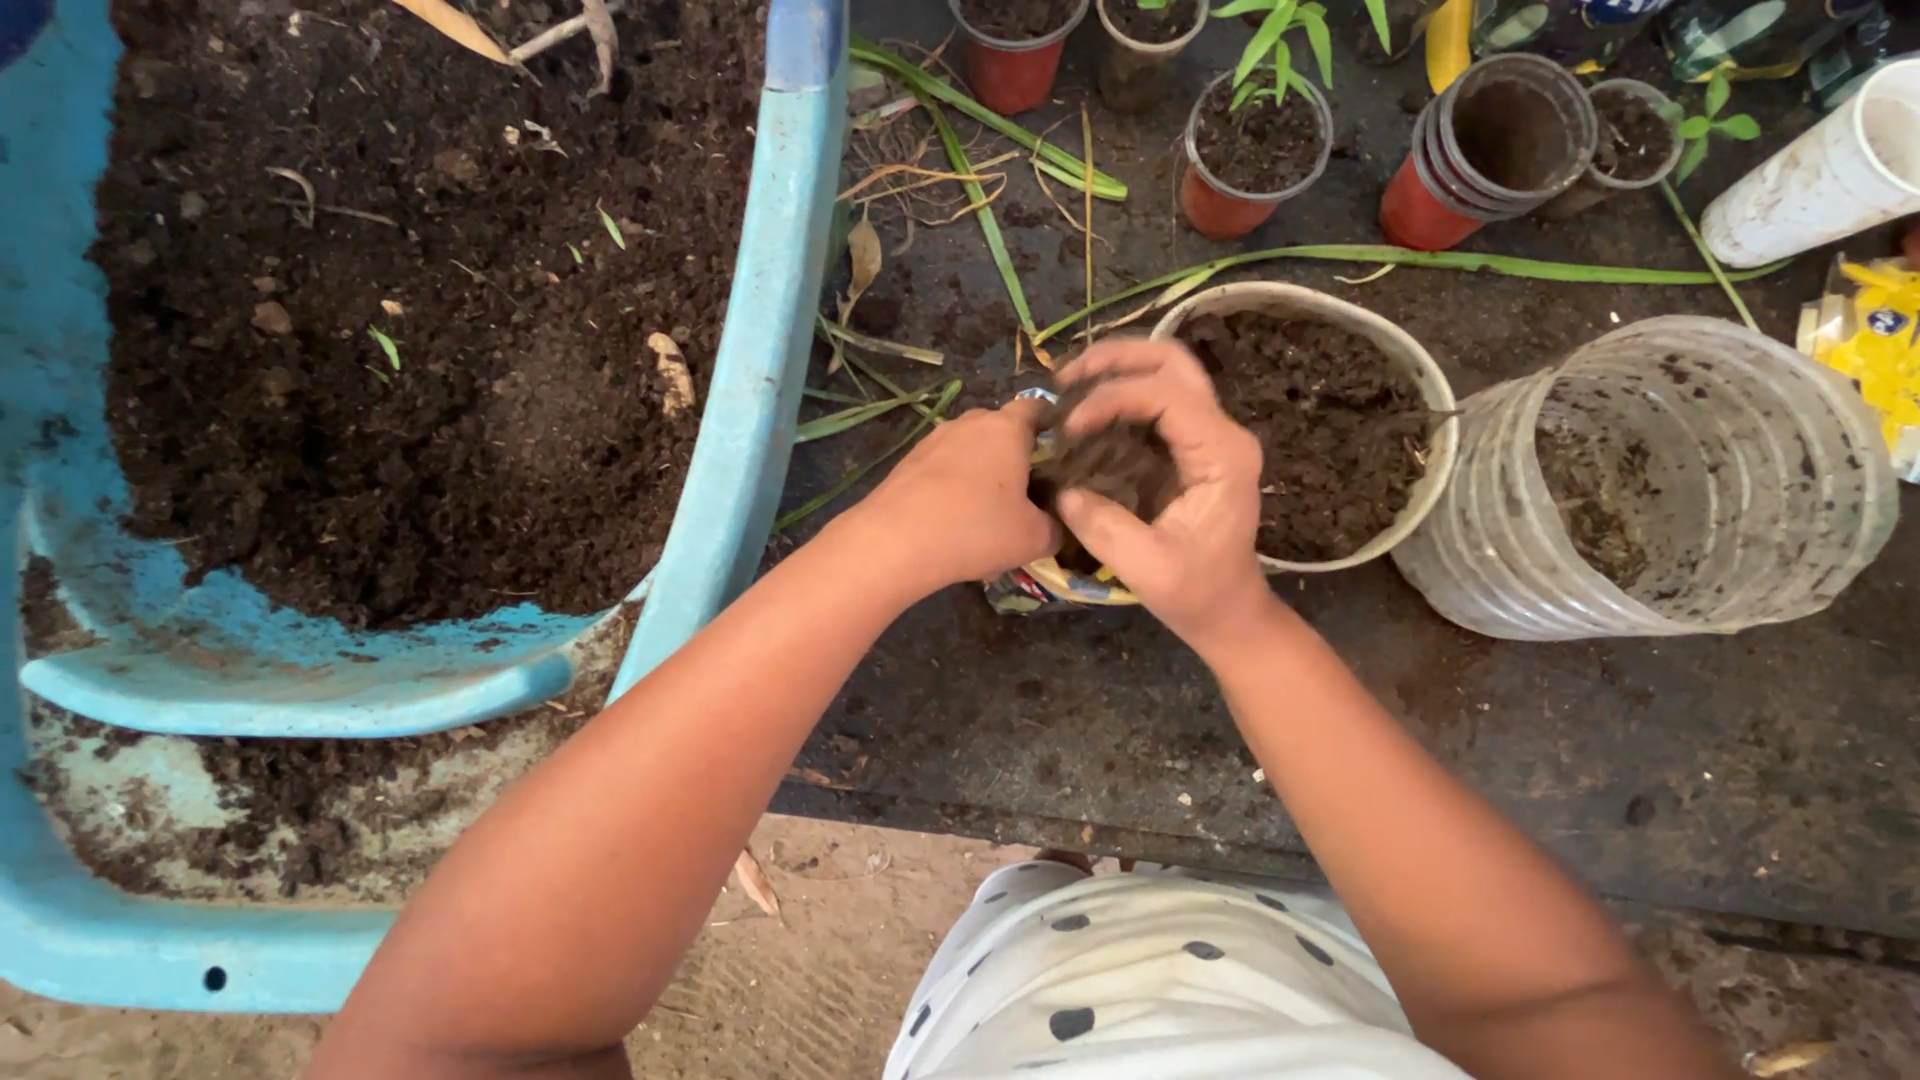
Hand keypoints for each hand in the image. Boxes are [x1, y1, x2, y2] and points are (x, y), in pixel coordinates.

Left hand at [840, 398, 1060, 595]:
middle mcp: (969, 423)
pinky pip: (942, 469)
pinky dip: (953, 488)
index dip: (1053, 426)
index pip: (1037, 408)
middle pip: (1001, 429)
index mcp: (1006, 428)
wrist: (894, 542)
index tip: (1063, 454)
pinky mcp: (907, 463)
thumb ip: (1056, 528)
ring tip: (988, 513)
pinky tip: (954, 523)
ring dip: (981, 473)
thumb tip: (1059, 526)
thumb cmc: (975, 529)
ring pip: (969, 450)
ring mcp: (933, 440)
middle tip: (1028, 491)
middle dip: (1015, 455)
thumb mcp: (1033, 539)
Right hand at [1053, 339, 1280, 656]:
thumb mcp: (1147, 568)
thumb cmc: (1196, 592)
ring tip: (1069, 384)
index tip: (1071, 426)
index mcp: (1222, 456)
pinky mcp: (1190, 447)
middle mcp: (1221, 434)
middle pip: (1173, 363)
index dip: (1113, 398)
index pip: (1168, 396)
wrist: (1228, 610)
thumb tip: (1063, 491)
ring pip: (1167, 373)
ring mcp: (1208, 437)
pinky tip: (1085, 408)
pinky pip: (1156, 401)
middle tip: (1066, 376)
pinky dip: (1119, 393)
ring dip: (1117, 369)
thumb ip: (1105, 526)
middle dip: (1117, 358)